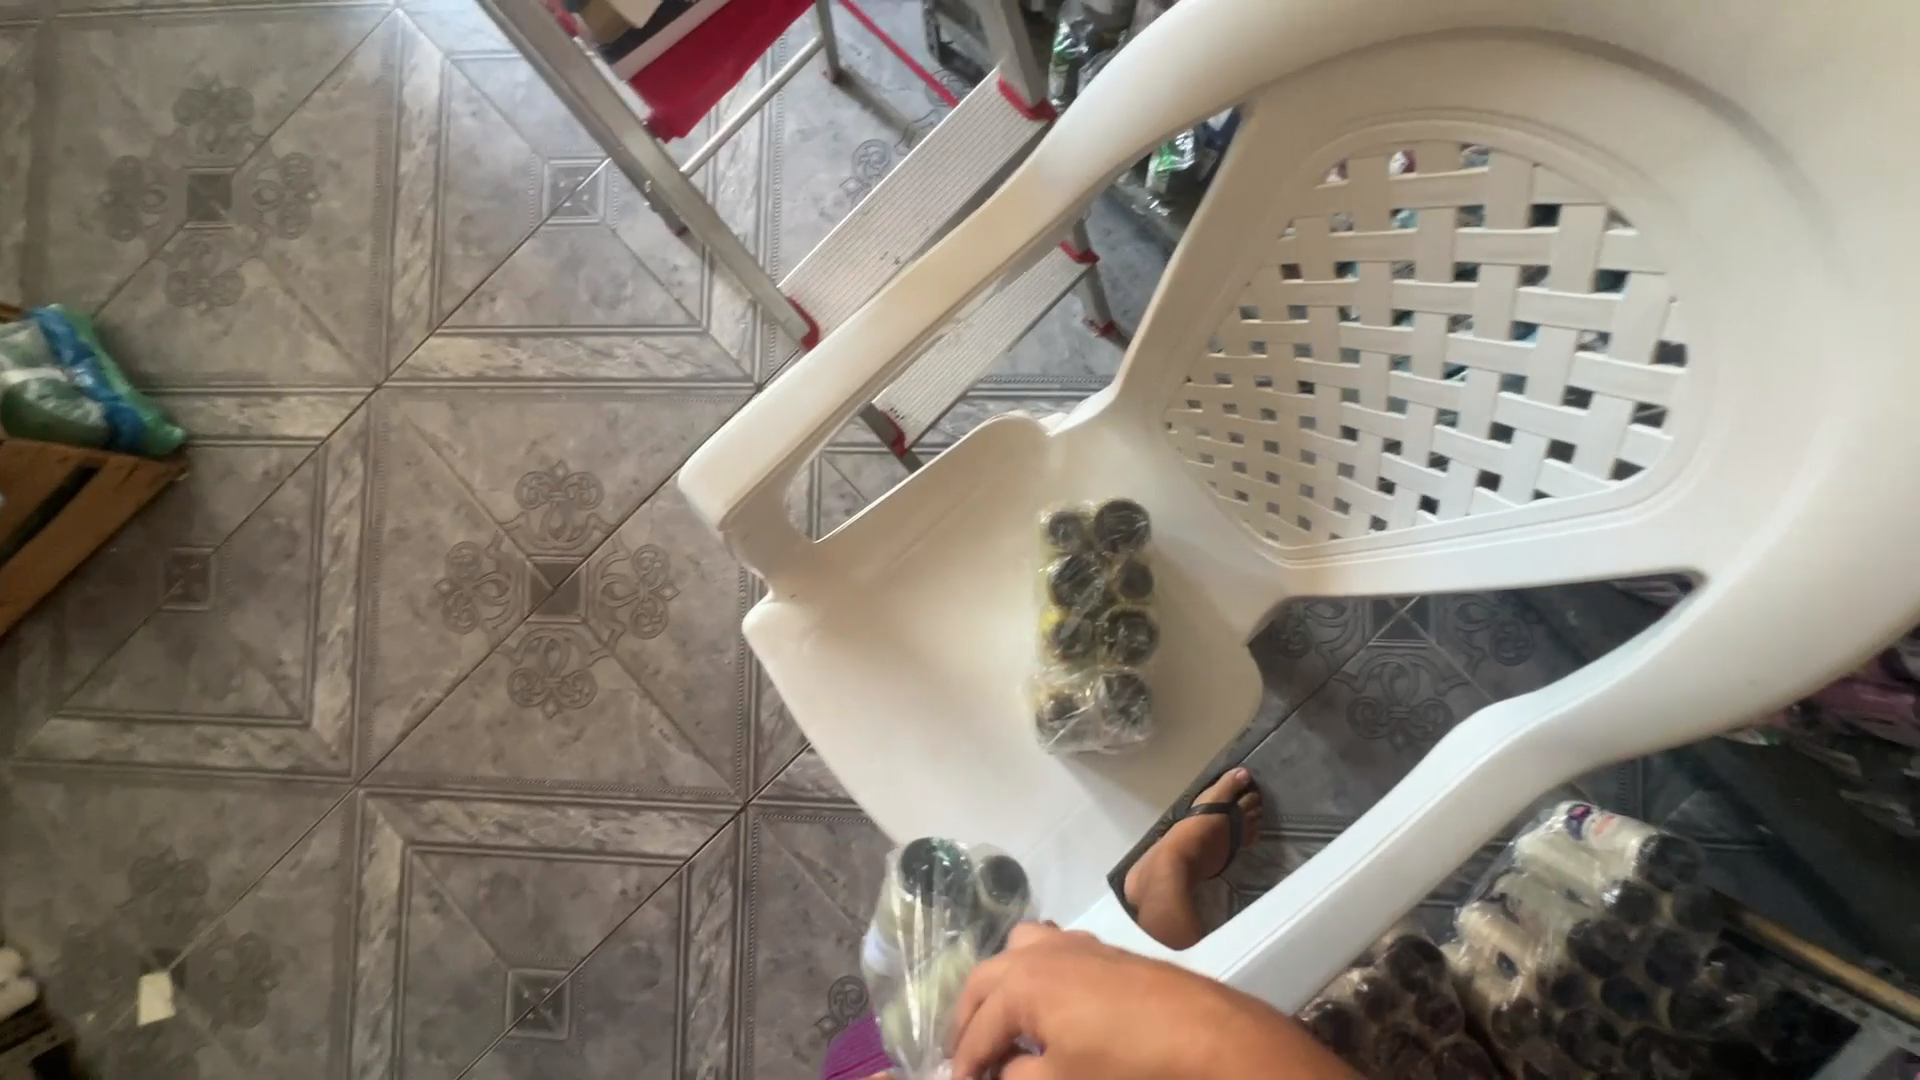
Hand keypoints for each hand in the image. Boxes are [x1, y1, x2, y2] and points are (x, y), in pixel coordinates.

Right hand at [948, 923, 1357, 1079]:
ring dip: (1000, 983)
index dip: (964, 1063)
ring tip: (1001, 1018)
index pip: (978, 1029)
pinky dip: (1034, 969)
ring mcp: (1072, 944)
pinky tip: (1049, 1000)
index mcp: (1021, 983)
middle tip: (965, 1057)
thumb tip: (1000, 1071)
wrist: (1201, 1033)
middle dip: (969, 1018)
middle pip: (986, 979)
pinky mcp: (1101, 948)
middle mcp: (1039, 953)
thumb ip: (1017, 1076)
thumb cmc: (1124, 1062)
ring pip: (1017, 949)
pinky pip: (1051, 946)